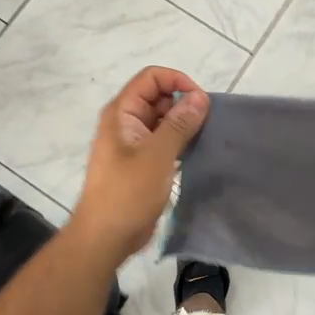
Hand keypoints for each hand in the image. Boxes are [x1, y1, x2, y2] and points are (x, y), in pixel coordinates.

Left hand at [69, 66, 209, 265]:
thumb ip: (179, 123)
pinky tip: (196, 153)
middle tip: (208, 123)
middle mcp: (125, 122)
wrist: (106, 236)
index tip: (202, 101)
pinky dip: (179, 142)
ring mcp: (132, 143)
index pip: (151, 78)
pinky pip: (163, 141)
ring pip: (162, 120)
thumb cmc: (127, 193)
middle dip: (183, 103)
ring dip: (183, 124)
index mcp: (122, 112)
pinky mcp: (141, 162)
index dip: (177, 81)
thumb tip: (200, 98)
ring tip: (205, 138)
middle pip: (158, 96)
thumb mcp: (157, 155)